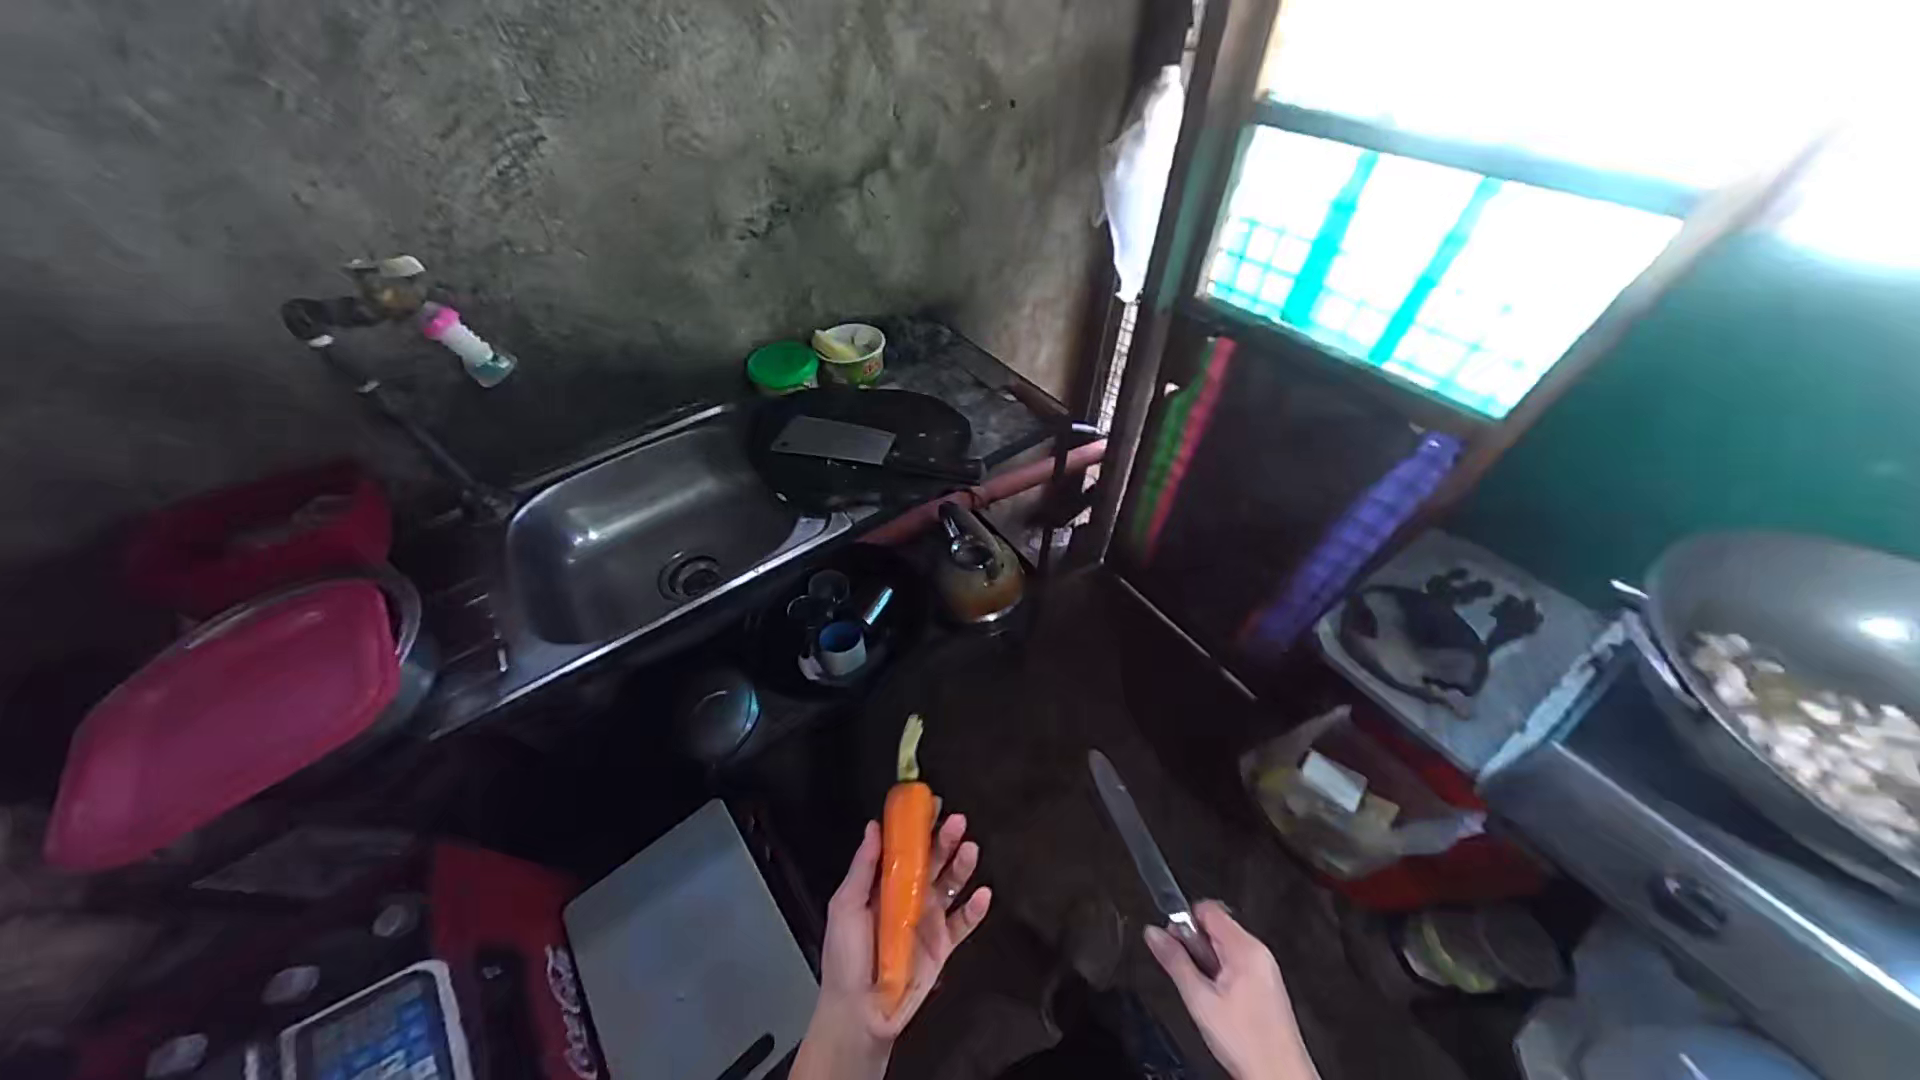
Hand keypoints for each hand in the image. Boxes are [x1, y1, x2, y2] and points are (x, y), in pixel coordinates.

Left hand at [792, 815, 992, 1079]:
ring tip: (970, 850)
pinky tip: (982, 894)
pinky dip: (976, 909)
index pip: (906, 844)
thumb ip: (863, 867)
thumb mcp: (845, 905)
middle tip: (955, 821)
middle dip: (945, 838)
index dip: (919, 823)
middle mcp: (911, 894)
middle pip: (933, 859)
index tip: (929, 802)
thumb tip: (874, 825)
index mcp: (886, 882)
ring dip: (962, 865)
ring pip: (952, 884)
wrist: (859, 1014)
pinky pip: (964, 923)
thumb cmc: (845, 957)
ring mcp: (929, 918)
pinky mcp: (943, 945)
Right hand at [1145, 900, 1320, 1079]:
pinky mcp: (1265, 986)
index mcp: (1245, 948)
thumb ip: (1174, 961)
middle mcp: (1258, 954)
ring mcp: (1264, 970)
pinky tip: (1217, 1002)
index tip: (1174, 941)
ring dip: (1206, 963)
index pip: (1208, 910)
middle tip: (1188, 973)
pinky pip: (1234, 965)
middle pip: (1215, 928)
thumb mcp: (1199, 1000)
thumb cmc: (1246, 1044)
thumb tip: (1153, 933)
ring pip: (1222, 949)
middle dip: (1195, 946)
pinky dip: (1219, 975)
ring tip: (1204, 993)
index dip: (1185, 920)